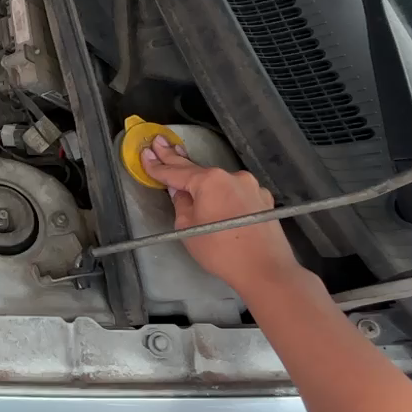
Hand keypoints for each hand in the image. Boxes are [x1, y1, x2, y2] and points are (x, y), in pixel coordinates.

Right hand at [139, 135, 305, 295]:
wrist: (266, 270)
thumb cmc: (220, 250)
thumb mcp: (187, 228)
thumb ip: (181, 204)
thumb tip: (181, 192)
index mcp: (210, 180)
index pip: (176, 171)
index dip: (157, 166)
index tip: (145, 154)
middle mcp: (232, 176)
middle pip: (197, 168)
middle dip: (175, 156)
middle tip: (160, 142)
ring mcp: (251, 186)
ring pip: (219, 181)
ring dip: (202, 180)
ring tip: (185, 172)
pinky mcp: (264, 200)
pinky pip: (236, 192)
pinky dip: (224, 193)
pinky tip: (217, 199)